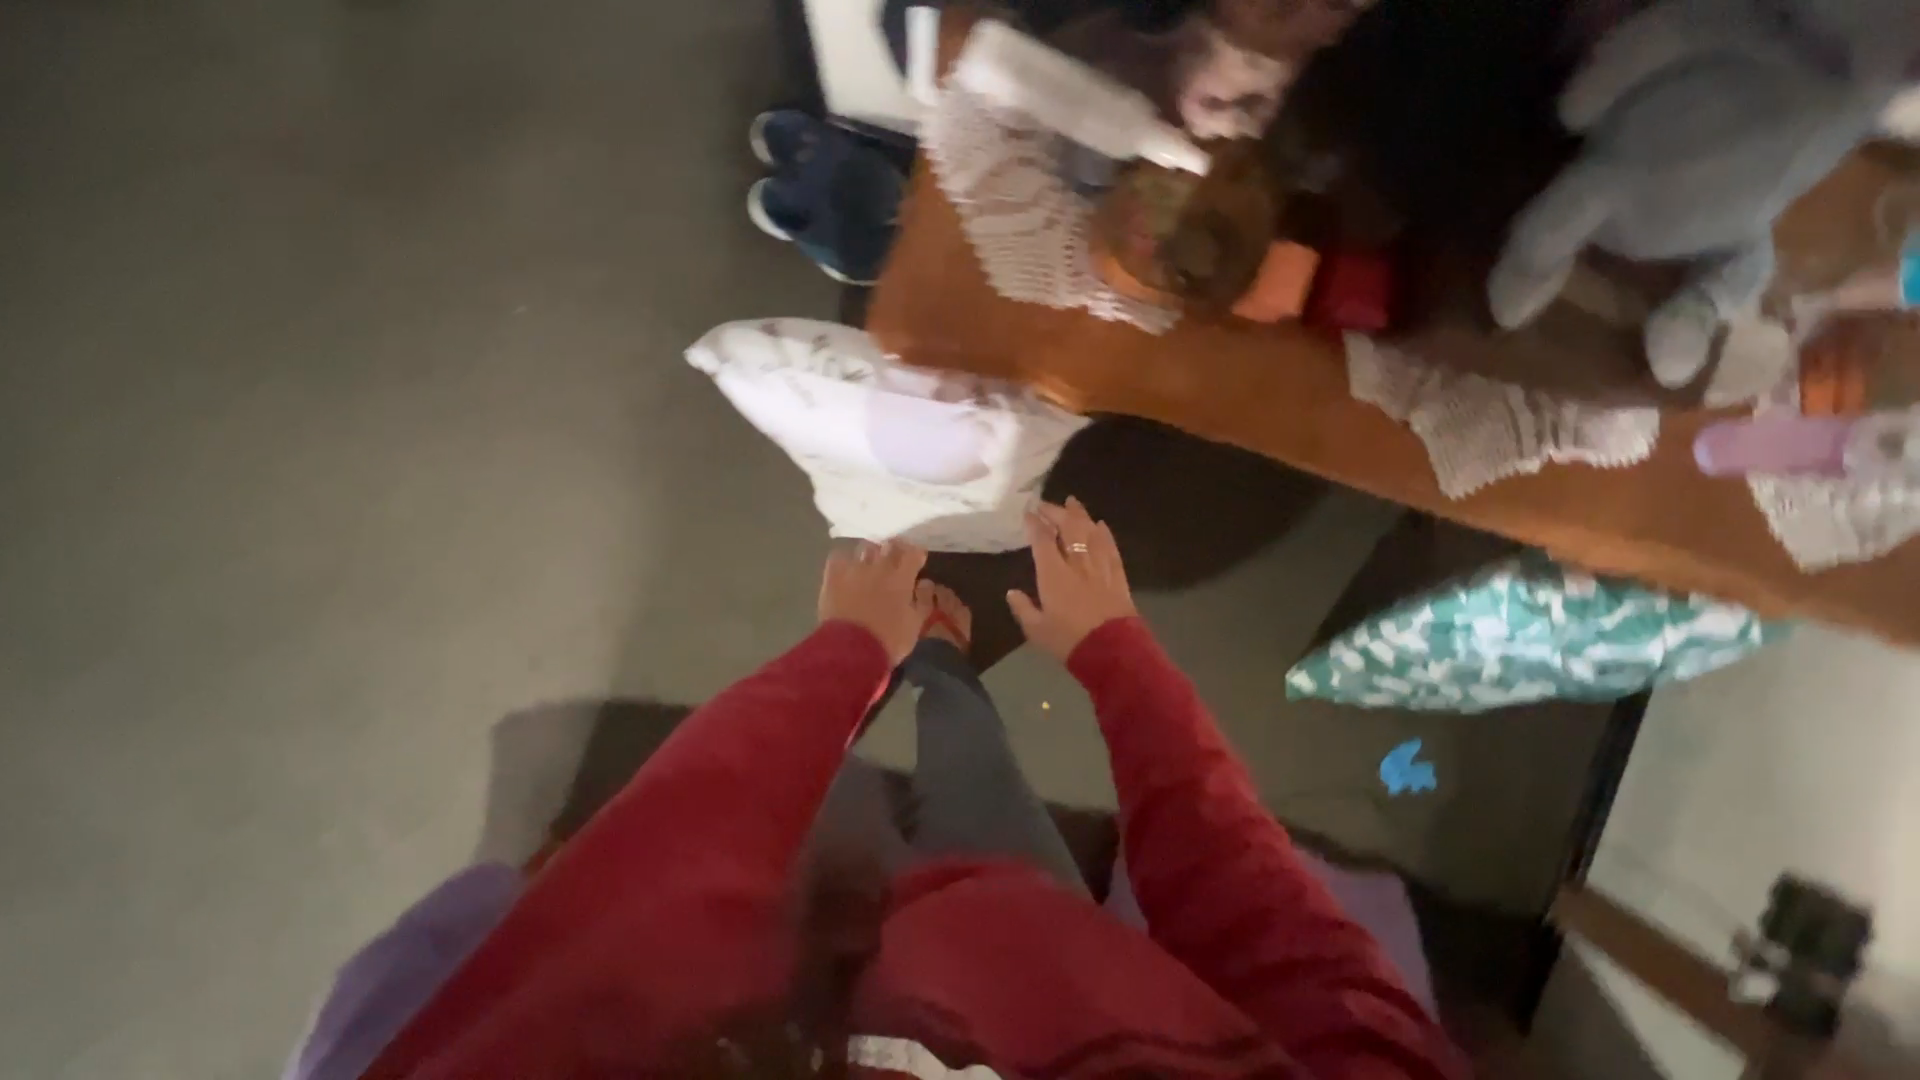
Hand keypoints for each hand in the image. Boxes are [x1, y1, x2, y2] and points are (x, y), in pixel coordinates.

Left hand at [818, 540, 926, 664]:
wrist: (850, 650)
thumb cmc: (889, 640)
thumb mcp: (915, 625)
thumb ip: (924, 601)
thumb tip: (926, 583)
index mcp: (902, 577)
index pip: (914, 553)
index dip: (917, 554)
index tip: (917, 560)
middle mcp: (879, 566)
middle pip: (890, 545)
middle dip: (895, 549)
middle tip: (895, 560)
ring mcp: (854, 568)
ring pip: (865, 548)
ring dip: (871, 554)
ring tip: (870, 564)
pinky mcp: (833, 575)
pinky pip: (839, 557)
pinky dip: (845, 560)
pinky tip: (846, 569)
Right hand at [1007, 498, 1138, 661]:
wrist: (1112, 651)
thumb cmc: (1069, 641)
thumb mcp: (1036, 630)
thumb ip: (1023, 609)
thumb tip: (1012, 592)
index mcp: (1053, 574)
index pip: (1042, 540)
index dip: (1035, 524)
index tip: (1028, 513)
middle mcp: (1077, 564)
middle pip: (1068, 528)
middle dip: (1056, 512)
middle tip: (1046, 504)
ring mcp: (1100, 568)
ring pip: (1091, 533)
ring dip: (1081, 515)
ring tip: (1073, 503)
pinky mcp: (1117, 577)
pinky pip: (1111, 549)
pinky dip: (1104, 534)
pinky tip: (1101, 525)